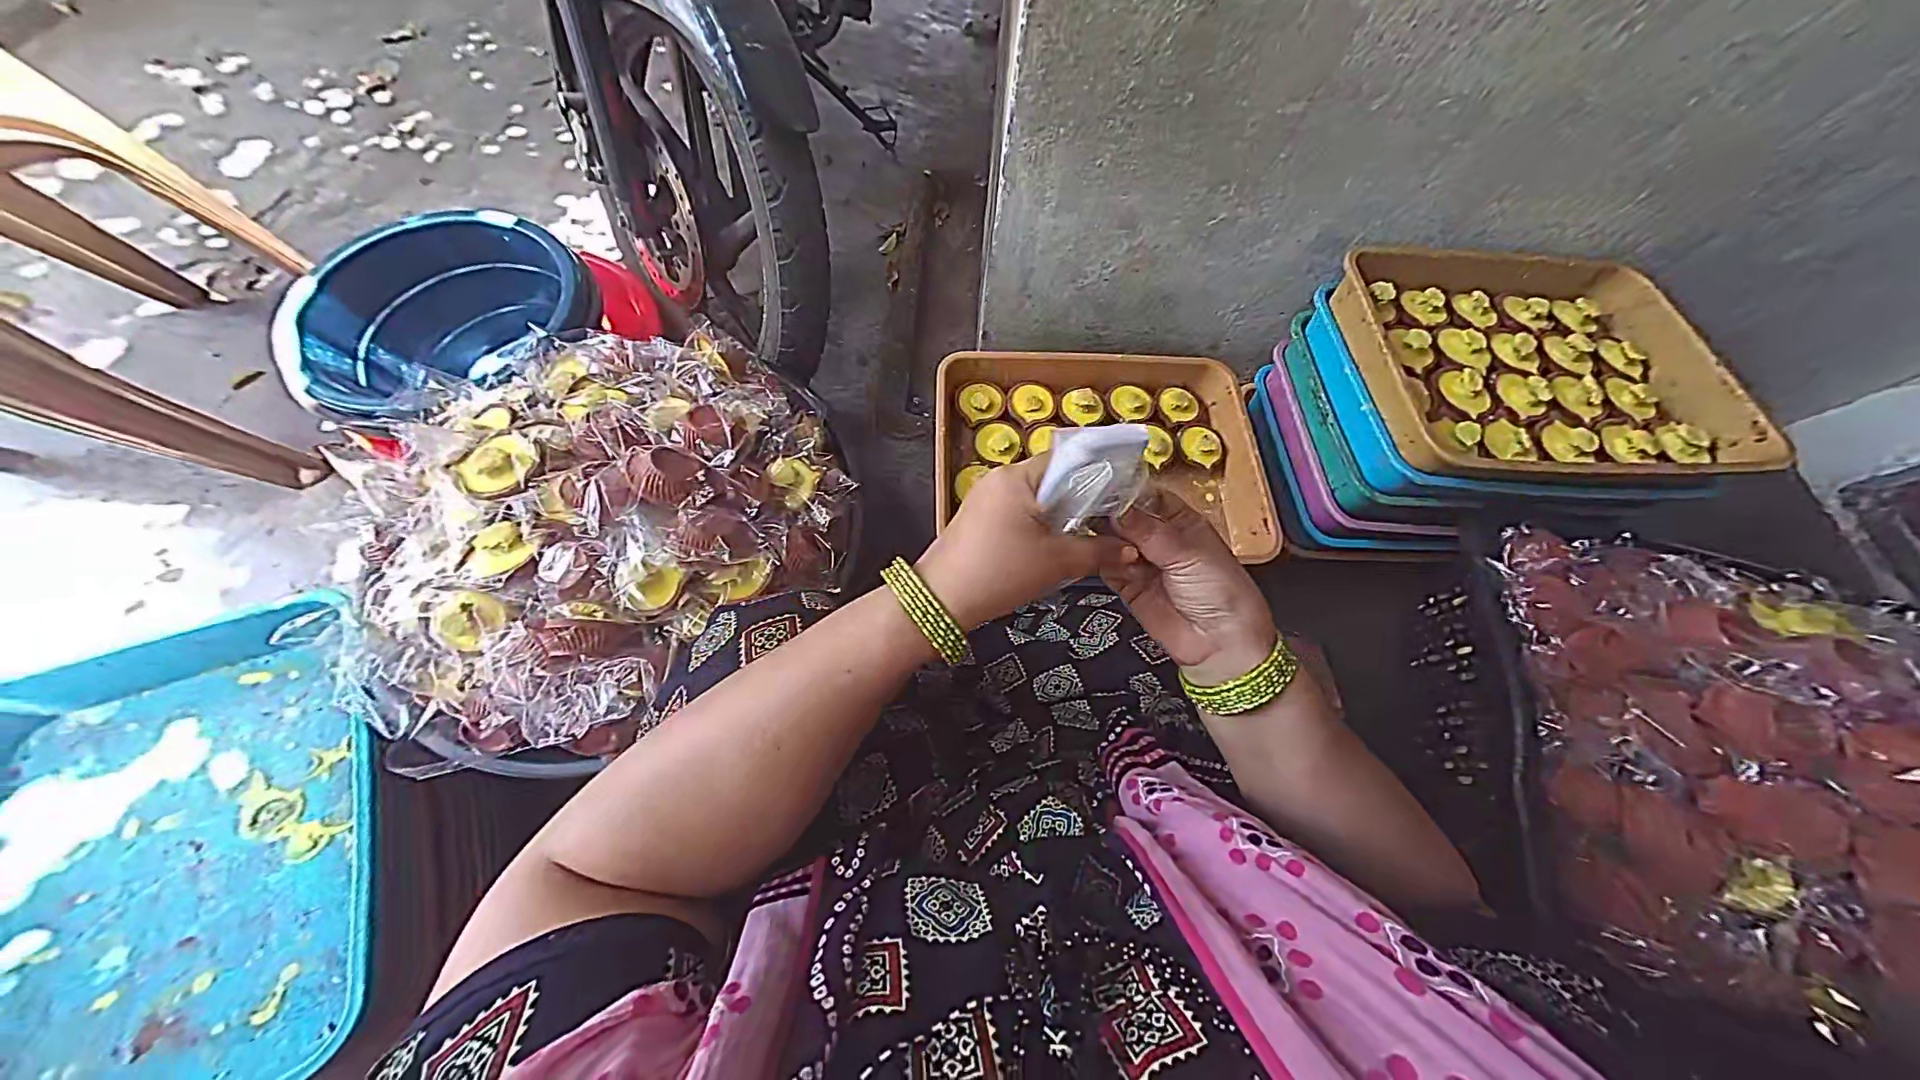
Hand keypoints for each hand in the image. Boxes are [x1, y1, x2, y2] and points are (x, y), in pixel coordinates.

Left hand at [916, 456, 1123, 628]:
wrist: (942, 600)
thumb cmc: (996, 573)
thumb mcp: (1057, 562)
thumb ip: (1099, 551)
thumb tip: (1127, 550)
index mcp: (1017, 477)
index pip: (1070, 459)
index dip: (1100, 473)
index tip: (1122, 491)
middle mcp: (999, 479)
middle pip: (1054, 479)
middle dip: (1081, 500)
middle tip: (1106, 521)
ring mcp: (986, 498)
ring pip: (1036, 498)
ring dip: (1060, 515)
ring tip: (1081, 538)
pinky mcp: (979, 518)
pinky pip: (1019, 512)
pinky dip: (1039, 525)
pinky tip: (1051, 547)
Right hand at [1101, 490, 1277, 685]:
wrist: (1220, 645)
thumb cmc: (1223, 594)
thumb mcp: (1188, 554)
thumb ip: (1149, 531)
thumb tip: (1117, 510)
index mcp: (1180, 522)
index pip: (1146, 497)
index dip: (1125, 491)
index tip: (1101, 485)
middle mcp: (1159, 539)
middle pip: (1124, 518)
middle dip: (1107, 513)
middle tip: (1084, 506)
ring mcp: (1141, 562)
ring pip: (1111, 540)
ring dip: (1100, 536)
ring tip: (1084, 529)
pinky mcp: (1126, 585)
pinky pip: (1105, 566)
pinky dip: (1096, 560)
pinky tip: (1089, 552)